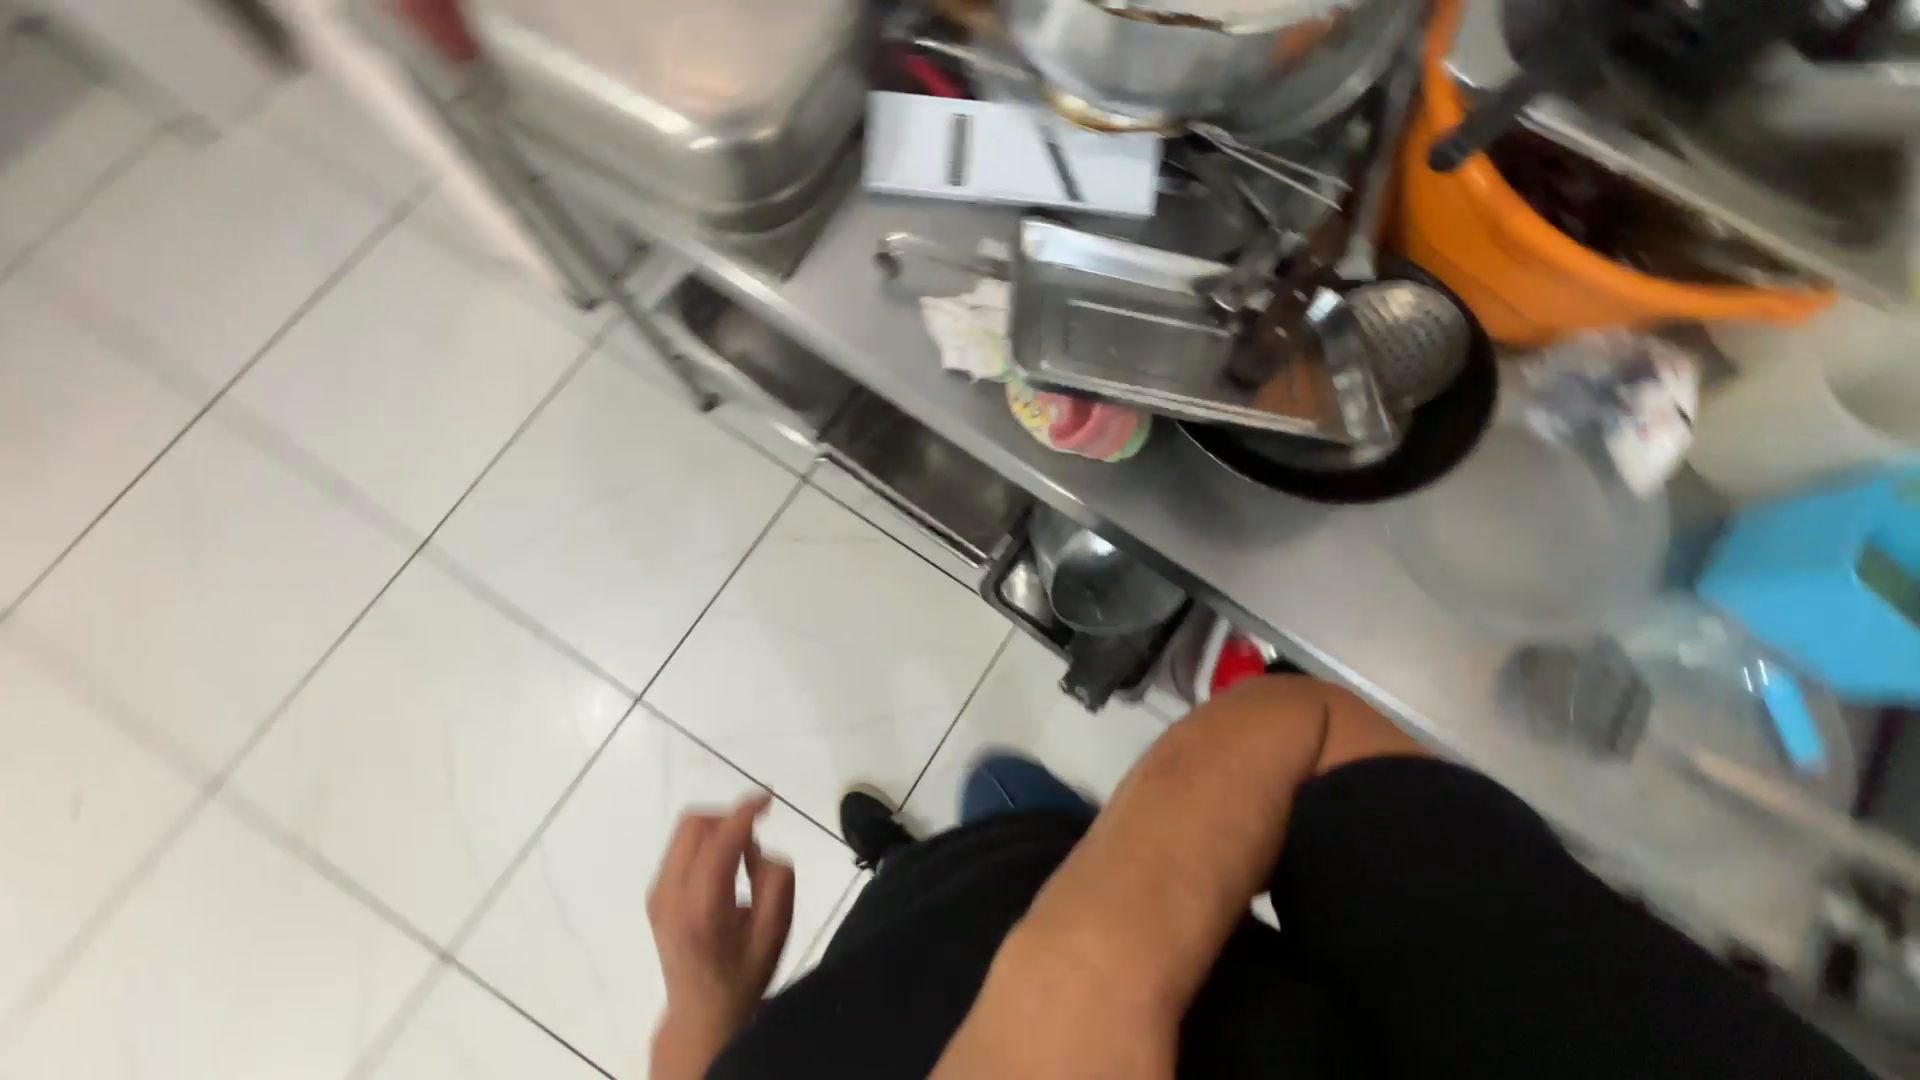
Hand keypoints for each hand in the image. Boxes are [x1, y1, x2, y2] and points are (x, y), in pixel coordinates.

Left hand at [647, 793, 794, 1079]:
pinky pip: (681, 846)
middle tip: (757, 831)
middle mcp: (670, 895)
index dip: (744, 811)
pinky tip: (724, 868)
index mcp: (702, 908)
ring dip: (718, 828)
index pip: (719, 842)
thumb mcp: (776, 931)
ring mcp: (657, 893)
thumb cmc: (744, 973)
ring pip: (686, 830)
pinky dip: (707, 841)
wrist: (700, 1012)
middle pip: (695, 824)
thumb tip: (755, 847)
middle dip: (729, 816)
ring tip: (742, 857)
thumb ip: (776, 880)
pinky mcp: (654, 892)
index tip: (769, 798)